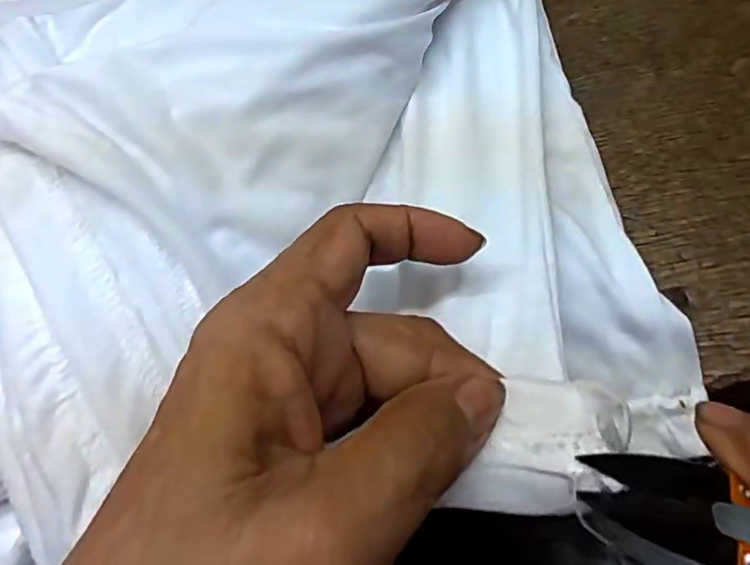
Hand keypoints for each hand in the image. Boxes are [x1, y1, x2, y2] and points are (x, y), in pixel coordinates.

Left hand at [67, 204, 506, 564]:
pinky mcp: (279, 464)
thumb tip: (478, 393)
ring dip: (427, 423)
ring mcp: (275, 413)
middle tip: (485, 442)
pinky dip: (403, 452)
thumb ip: (413, 447)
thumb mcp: (322, 520)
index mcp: (264, 331)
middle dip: (439, 376)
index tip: (476, 255)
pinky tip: (423, 487)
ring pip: (380, 389)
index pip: (346, 240)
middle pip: (383, 333)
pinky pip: (363, 433)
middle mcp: (271, 357)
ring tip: (458, 474)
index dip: (414, 230)